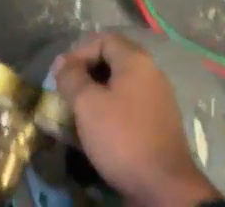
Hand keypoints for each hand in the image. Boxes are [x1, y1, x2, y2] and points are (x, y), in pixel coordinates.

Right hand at [52, 33, 220, 206]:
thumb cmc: (122, 137)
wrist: (163, 185)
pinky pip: (131, 103)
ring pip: (122, 84)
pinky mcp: (160, 121)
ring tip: (80, 112)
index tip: (62, 75)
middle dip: (87, 72)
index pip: (104, 39)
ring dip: (99, 93)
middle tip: (68, 92)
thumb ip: (72, 78)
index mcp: (136, 60)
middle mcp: (152, 71)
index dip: (79, 52)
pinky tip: (101, 128)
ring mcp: (159, 97)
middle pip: (114, 59)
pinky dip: (113, 109)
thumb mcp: (87, 105)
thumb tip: (62, 62)